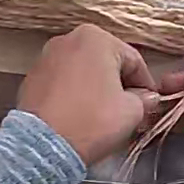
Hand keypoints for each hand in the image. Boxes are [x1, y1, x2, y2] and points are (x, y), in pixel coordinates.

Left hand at [19, 25, 160, 162]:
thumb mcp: (132, 112)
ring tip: (105, 116)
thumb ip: (145, 99)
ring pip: (85, 72)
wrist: (44, 145)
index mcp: (97, 38)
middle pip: (108, 63)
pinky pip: (65, 82)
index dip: (147, 86)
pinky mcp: (32, 77)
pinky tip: (81, 115)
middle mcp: (69, 39)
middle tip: (130, 112)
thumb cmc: (93, 121)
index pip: (134, 61)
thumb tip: (147, 97)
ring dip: (99, 90)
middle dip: (121, 86)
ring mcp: (46, 56)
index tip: (151, 106)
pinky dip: (77, 94)